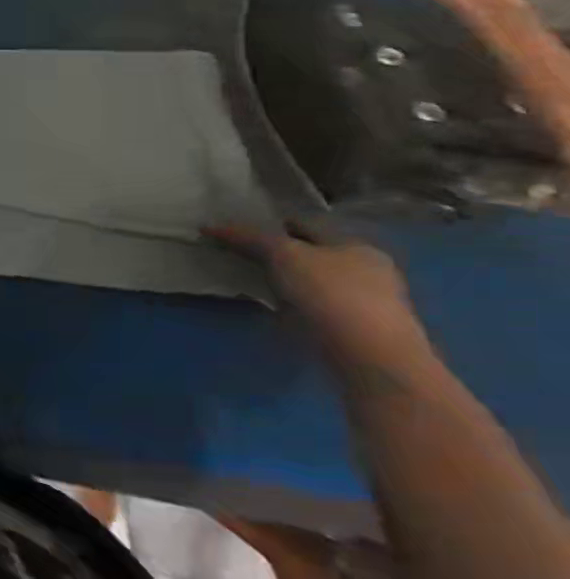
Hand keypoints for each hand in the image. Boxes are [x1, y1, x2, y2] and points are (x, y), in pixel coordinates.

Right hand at [207, 221, 431, 369]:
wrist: (373, 358)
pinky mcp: (359, 328)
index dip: (269, 224)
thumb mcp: (281, 254)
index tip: (238, 233)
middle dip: (277, 253)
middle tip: (241, 256)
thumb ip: (248, 236)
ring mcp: (367, 301)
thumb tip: (210, 226)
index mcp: (355, 244)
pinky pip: (317, 304)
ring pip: (312, 279)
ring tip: (254, 282)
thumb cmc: (329, 293)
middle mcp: (367, 268)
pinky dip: (296, 303)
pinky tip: (277, 308)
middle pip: (309, 252)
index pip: (303, 224)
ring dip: (285, 279)